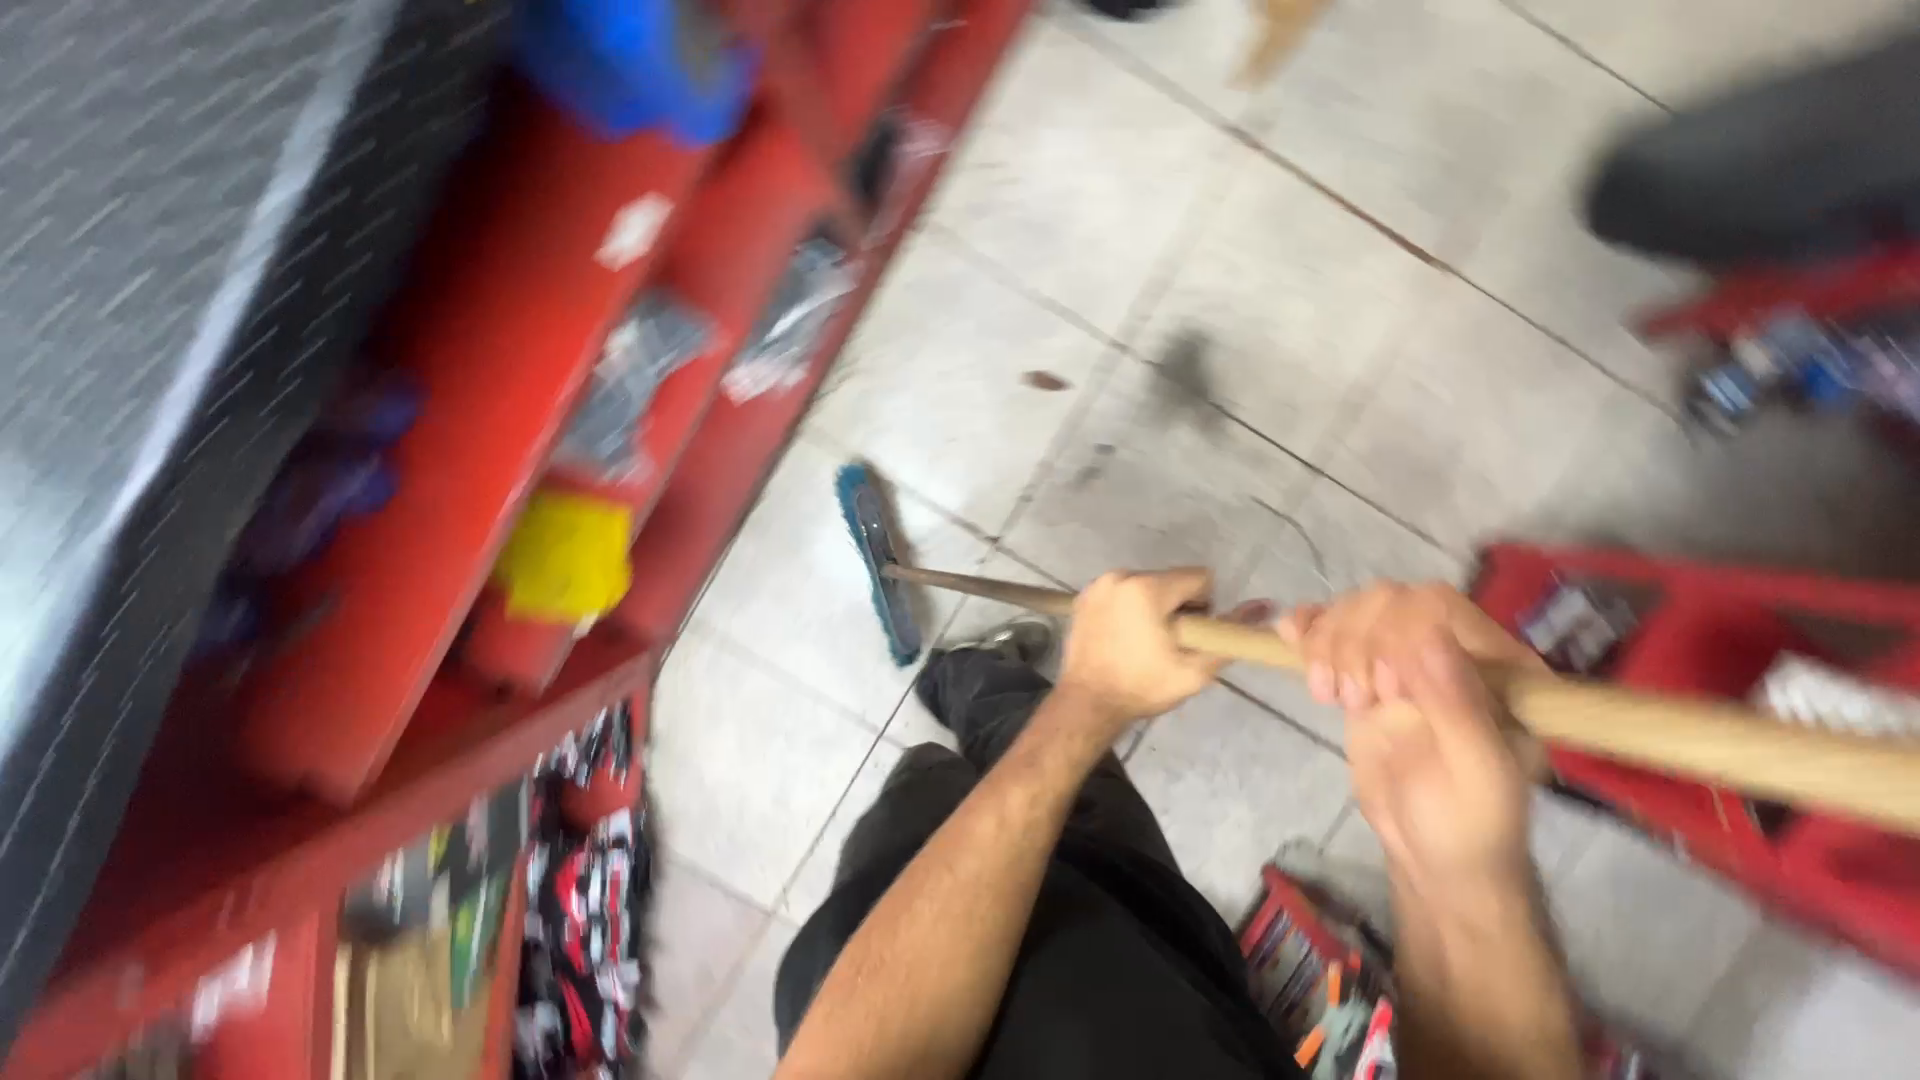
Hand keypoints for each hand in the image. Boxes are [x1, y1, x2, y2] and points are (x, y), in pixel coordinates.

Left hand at [1056, 568, 1240, 734]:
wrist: (1088, 703)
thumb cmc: (1143, 686)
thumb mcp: (1195, 668)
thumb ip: (1229, 634)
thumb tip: (1264, 606)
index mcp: (1147, 587)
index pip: (1199, 578)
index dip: (1205, 606)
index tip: (1193, 634)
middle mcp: (1120, 577)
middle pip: (1170, 580)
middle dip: (1178, 606)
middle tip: (1170, 643)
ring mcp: (1098, 586)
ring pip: (1145, 586)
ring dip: (1153, 606)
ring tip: (1145, 642)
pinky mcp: (1083, 598)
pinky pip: (1121, 594)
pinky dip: (1129, 609)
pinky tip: (1125, 638)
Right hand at [1279, 584, 1541, 898]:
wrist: (1433, 856)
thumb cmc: (1470, 823)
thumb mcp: (1477, 774)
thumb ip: (1457, 704)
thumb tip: (1429, 633)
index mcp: (1496, 665)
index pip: (1437, 605)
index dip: (1395, 630)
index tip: (1387, 689)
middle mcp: (1450, 651)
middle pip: (1386, 601)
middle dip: (1355, 643)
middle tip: (1356, 702)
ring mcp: (1402, 662)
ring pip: (1353, 612)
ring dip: (1327, 646)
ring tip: (1330, 698)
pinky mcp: (1363, 675)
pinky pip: (1331, 632)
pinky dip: (1306, 628)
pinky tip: (1290, 638)